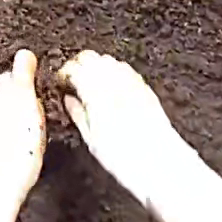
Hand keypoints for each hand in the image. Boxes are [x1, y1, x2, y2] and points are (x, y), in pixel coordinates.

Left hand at [0, 49, 45, 208]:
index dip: (27, 84)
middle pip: (1, 92)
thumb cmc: (17, 151)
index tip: (37, 95)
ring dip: (1, 117)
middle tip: (30, 116)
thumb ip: (24, 77)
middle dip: (13, 99)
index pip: (14, 74)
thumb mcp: (29, 107)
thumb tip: (24, 54)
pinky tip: (0, 146)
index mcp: (2, 91)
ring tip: (16, 135)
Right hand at [56, 50, 202, 209]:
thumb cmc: (125, 158)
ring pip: (107, 60)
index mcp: (95, 92)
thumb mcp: (92, 141)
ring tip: (90, 83)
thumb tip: (69, 100)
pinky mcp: (143, 86)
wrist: (161, 163)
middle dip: (78, 65)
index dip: (64, 73)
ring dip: (96, 66)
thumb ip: (78, 114)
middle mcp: (113, 80)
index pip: (74, 68)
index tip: (61, 81)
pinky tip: (111, 85)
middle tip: (72, 80)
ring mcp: (130, 80)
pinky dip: (113, 71)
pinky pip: (124, 68)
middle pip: (90, 57)